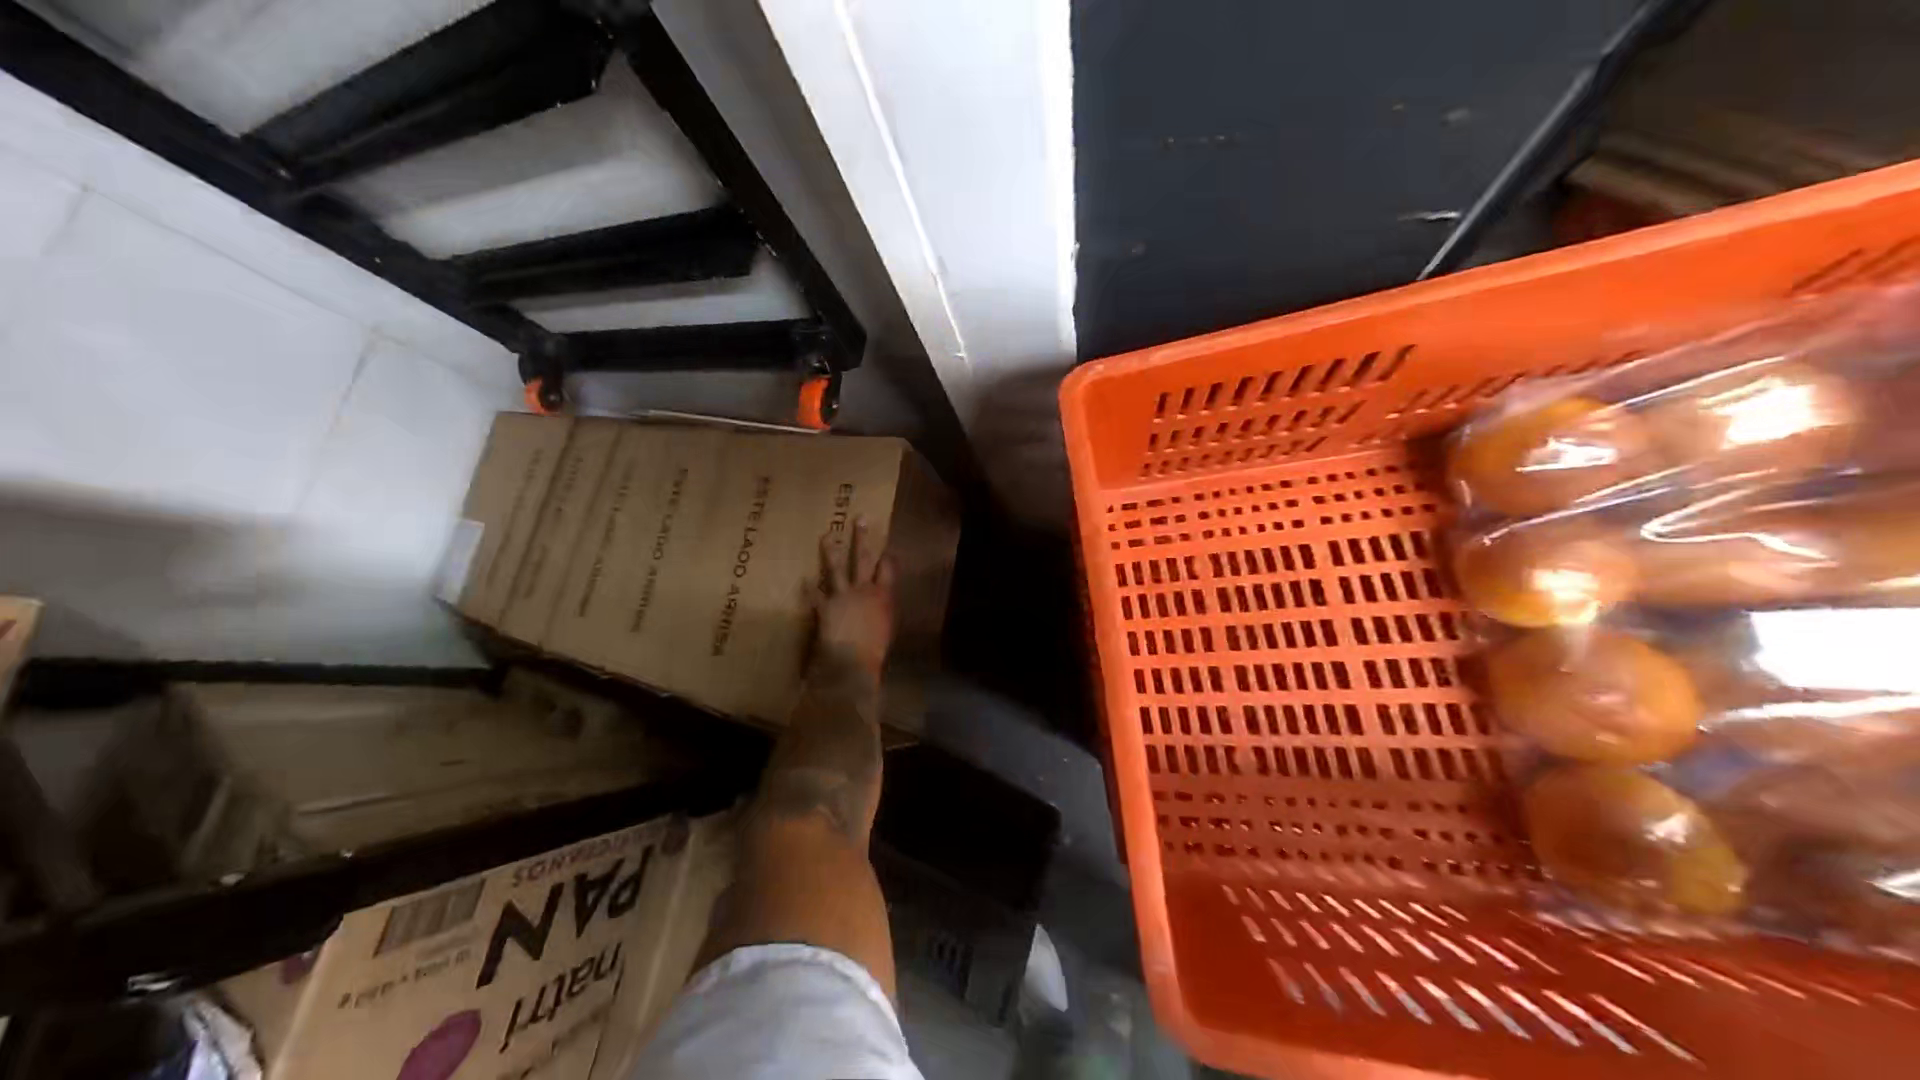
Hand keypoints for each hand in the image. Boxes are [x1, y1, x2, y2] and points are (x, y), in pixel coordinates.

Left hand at [815, 518, 894, 675]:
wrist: (852, 665)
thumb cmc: (874, 654)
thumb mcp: (884, 632)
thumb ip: (881, 617)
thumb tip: (877, 614)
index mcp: (883, 598)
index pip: (888, 571)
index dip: (888, 558)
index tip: (887, 548)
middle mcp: (864, 591)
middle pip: (863, 559)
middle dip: (862, 538)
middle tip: (860, 519)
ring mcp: (842, 596)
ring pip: (837, 568)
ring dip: (831, 551)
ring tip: (827, 536)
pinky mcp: (824, 607)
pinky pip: (814, 595)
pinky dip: (808, 589)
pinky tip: (803, 580)